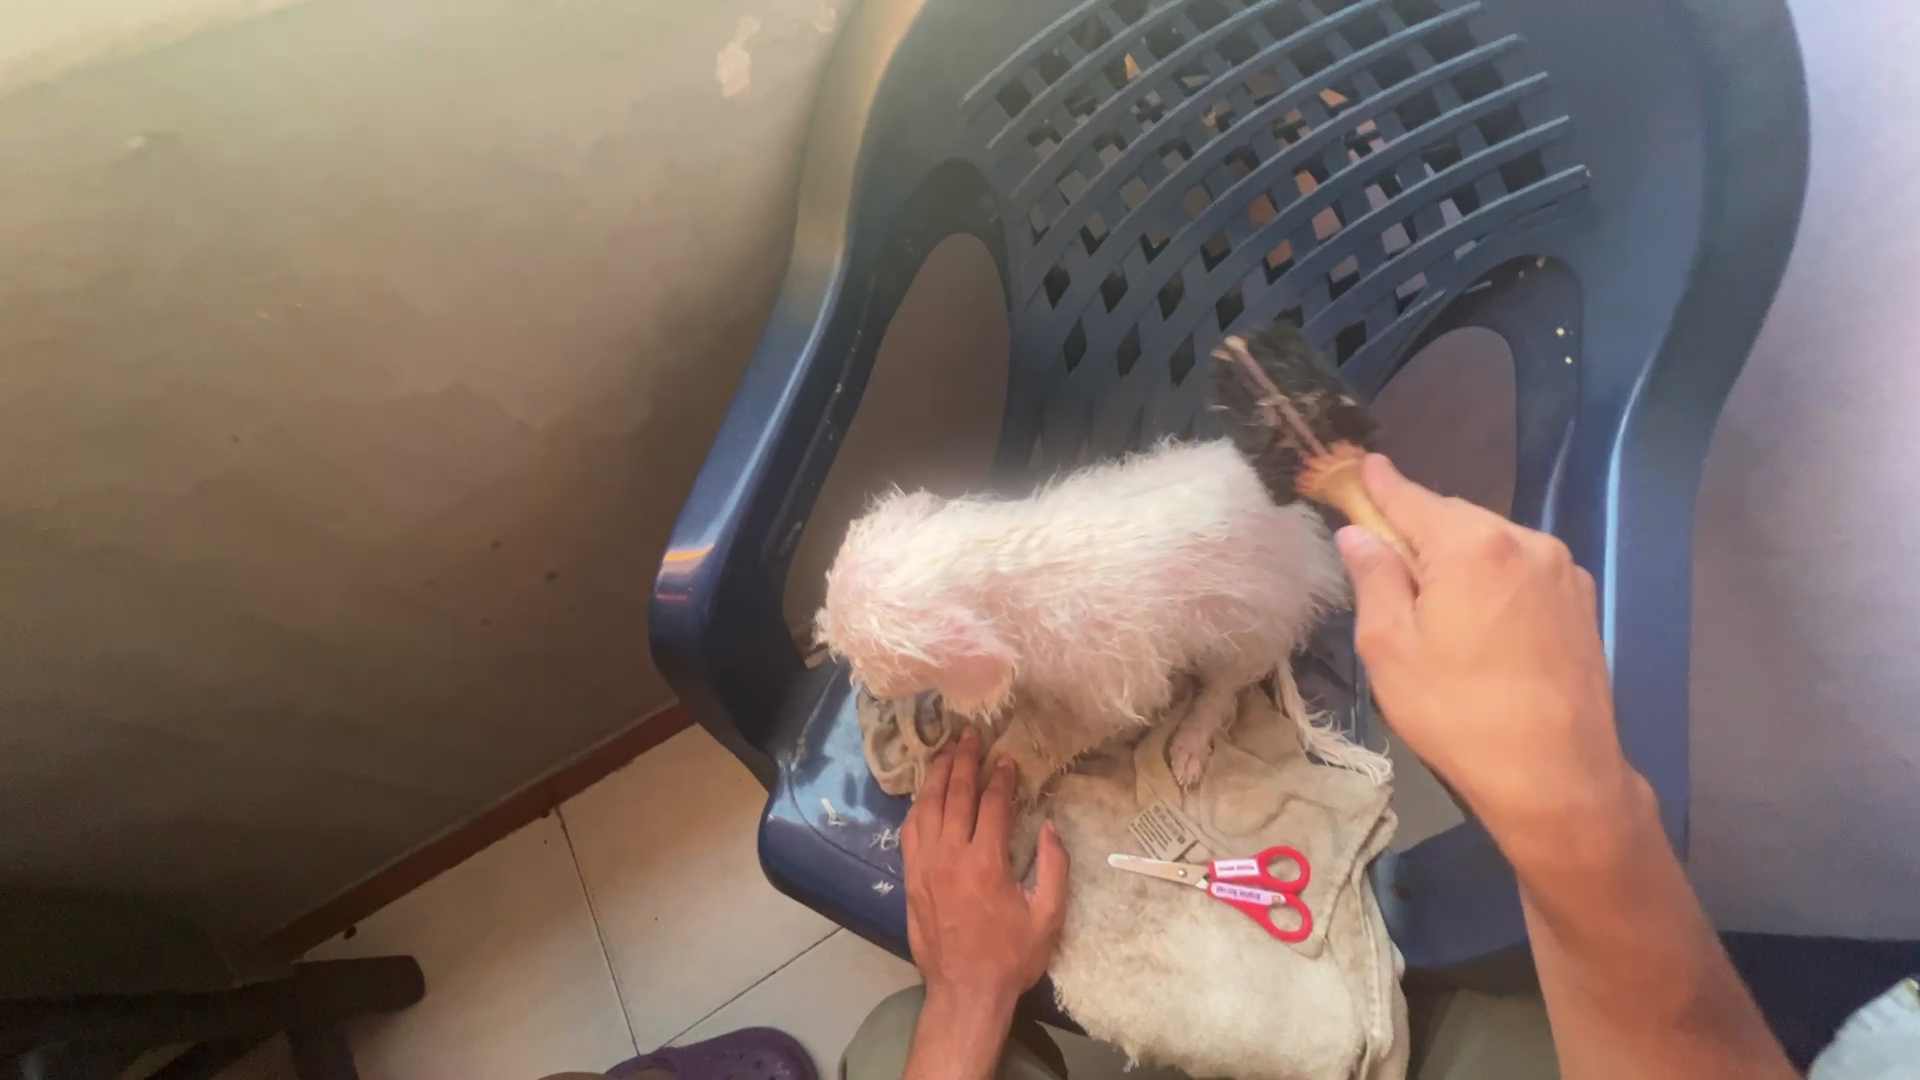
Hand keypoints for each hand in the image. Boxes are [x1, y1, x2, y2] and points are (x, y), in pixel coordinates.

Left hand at [902, 728, 1069, 1016]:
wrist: (964, 993)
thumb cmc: (1010, 956)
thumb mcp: (1048, 917)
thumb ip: (1054, 867)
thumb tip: (1049, 825)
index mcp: (986, 862)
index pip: (992, 804)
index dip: (1001, 777)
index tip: (1007, 758)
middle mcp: (951, 854)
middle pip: (956, 794)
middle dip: (965, 759)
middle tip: (971, 734)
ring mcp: (925, 864)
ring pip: (928, 805)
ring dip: (938, 773)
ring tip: (947, 749)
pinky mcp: (910, 876)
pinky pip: (910, 829)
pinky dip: (918, 804)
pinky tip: (926, 791)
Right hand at [1337, 455, 1642, 852]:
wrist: (1557, 778)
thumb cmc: (1454, 710)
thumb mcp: (1388, 645)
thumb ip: (1373, 577)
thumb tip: (1358, 533)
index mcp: (1471, 547)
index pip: (1411, 498)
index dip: (1379, 483)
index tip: (1361, 464)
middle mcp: (1524, 543)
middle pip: (1451, 516)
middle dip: (1413, 526)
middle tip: (1379, 560)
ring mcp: (1561, 571)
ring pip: (1487, 540)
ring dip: (1450, 552)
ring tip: (1427, 600)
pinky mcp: (1580, 600)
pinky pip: (1517, 564)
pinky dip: (1486, 572)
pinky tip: (1472, 615)